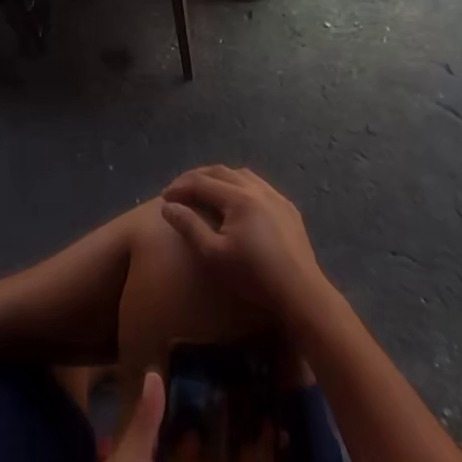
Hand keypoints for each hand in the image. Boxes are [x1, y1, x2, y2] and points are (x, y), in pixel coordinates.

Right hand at [159, 166, 334, 319]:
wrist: (298, 290)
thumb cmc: (252, 275)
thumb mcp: (212, 254)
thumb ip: (189, 226)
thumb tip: (168, 206)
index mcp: (240, 198)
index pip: (202, 182)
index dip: (180, 187)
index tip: (164, 198)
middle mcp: (260, 190)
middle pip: (223, 172)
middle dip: (197, 177)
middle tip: (179, 189)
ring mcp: (277, 197)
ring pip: (244, 175)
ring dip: (220, 178)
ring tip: (203, 190)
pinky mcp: (289, 209)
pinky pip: (260, 186)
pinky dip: (240, 185)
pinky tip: (236, 201)